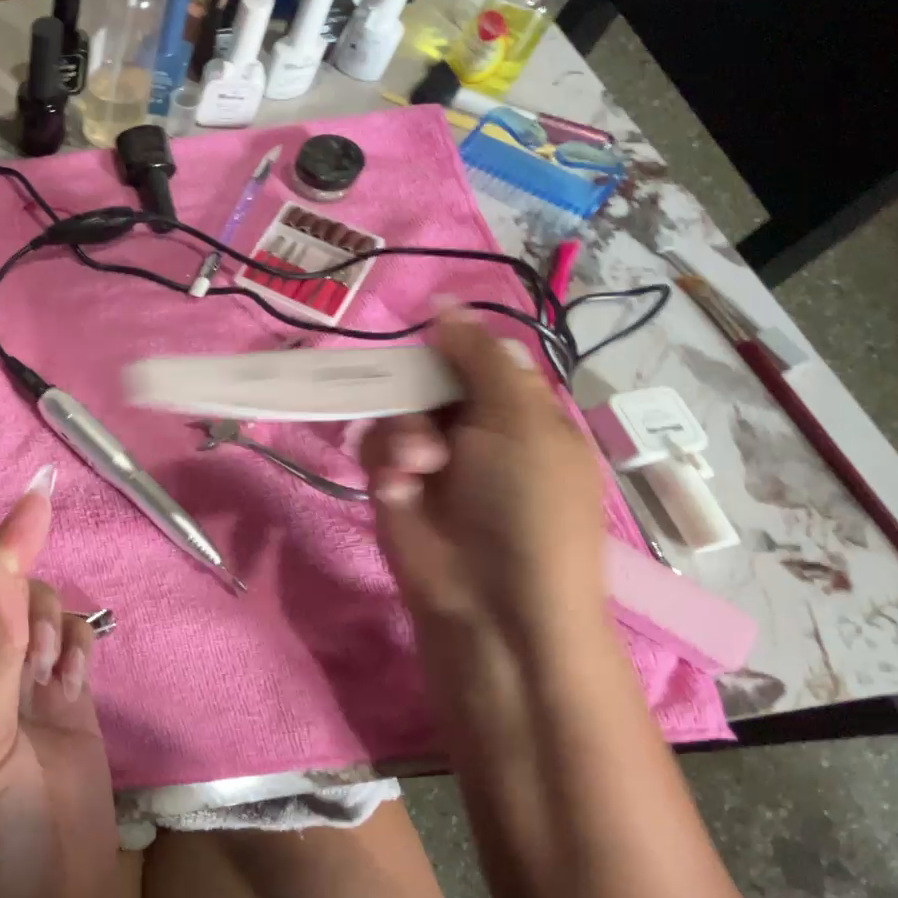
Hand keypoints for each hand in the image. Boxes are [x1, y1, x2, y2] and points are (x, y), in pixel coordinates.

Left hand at [0, 465, 117, 897]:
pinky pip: (78, 659)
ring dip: (54, 630)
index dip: (4, 545)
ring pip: (48, 624)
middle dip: (28, 609)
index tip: (39, 494)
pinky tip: (78, 672)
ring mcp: (31, 700)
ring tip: (54, 685)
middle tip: (34, 671)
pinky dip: (80, 649)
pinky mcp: (74, 723)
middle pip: (12, 599)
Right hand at [360, 310, 607, 646]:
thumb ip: (478, 358)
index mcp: (520, 411)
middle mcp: (474, 430)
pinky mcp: (390, 485)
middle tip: (428, 422)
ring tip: (415, 468)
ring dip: (400, 435)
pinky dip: (382, 464)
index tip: (425, 336)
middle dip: (417, 395)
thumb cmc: (526, 503)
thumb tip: (443, 303)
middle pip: (425, 381)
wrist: (489, 594)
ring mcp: (430, 459)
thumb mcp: (519, 420)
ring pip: (392, 413)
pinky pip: (371, 449)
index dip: (450, 347)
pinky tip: (397, 487)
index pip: (476, 358)